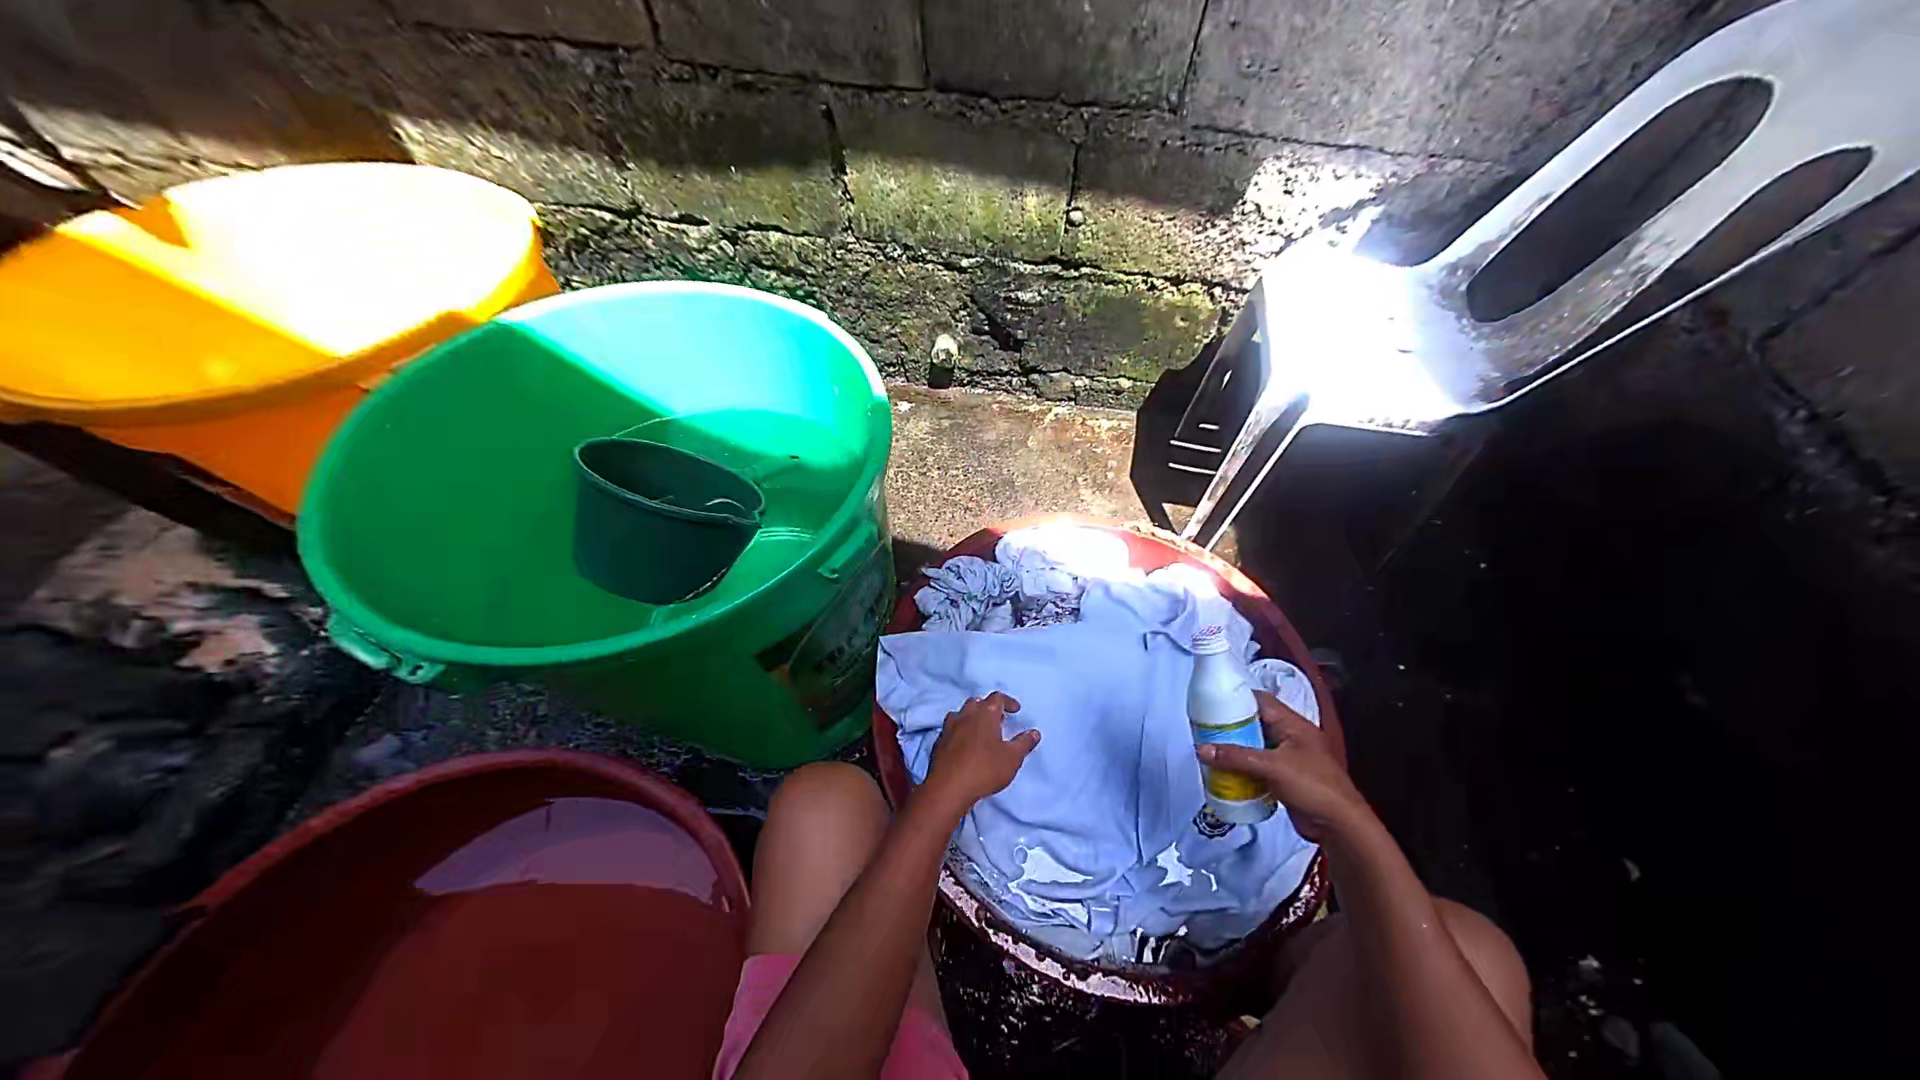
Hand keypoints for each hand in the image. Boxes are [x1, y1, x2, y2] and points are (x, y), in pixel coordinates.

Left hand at [919, 692, 1039, 817]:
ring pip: (962, 714)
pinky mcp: (939, 741)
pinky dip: (960, 731)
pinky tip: (965, 745)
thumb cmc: (985, 769)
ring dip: (972, 717)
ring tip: (981, 731)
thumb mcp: (1012, 758)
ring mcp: (949, 727)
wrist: (948, 787)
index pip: (997, 698)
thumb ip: (1024, 743)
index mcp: (984, 714)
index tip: (1016, 710)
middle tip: (999, 720)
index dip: (1008, 701)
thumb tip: (1034, 732)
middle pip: (977, 702)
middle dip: (989, 708)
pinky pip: (951, 729)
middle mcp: (965, 715)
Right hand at [1196, 691, 1367, 841]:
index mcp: (1293, 725)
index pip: (1261, 701)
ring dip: (1235, 749)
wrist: (1340, 826)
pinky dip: (1242, 768)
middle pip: (1255, 724)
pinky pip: (1257, 766)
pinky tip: (1226, 772)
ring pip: (1255, 746)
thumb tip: (1202, 749)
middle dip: (1231, 727)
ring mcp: (1288, 758)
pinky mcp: (1284, 778)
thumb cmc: (1313, 787)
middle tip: (1206, 729)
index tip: (1212, 703)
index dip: (1237, 698)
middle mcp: (1290, 737)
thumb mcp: (1272, 767)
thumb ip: (1236, 758)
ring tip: (1211, 750)